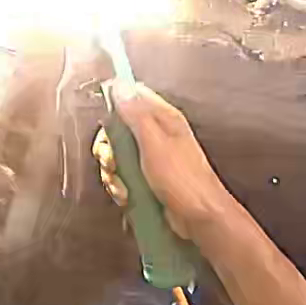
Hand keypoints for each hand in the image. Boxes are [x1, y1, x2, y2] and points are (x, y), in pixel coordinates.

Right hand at [109, 82, 239, 240]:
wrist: (200, 220)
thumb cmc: (182, 179)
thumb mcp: (155, 143)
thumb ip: (135, 114)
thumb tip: (119, 84)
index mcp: (163, 118)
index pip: (133, 96)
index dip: (115, 104)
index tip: (105, 122)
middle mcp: (156, 134)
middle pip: (118, 128)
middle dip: (108, 148)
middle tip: (112, 162)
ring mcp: (150, 157)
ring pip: (117, 154)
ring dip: (112, 171)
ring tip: (121, 187)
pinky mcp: (146, 178)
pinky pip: (123, 174)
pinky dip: (119, 185)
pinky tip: (126, 197)